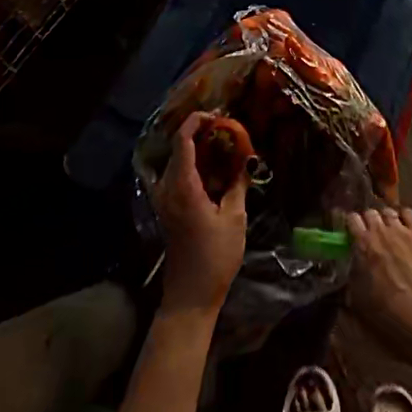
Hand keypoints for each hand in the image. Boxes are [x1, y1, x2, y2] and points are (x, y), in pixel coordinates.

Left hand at [154, 112, 247, 312]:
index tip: (218, 116)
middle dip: (200, 133)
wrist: (190, 295)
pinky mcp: (167, 208)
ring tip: (222, 146)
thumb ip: (238, 183)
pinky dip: (193, 165)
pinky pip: (177, 175)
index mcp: (181, 185)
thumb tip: (248, 159)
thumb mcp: (234, 218)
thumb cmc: (215, 256)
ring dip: (197, 149)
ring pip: (177, 161)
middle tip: (226, 130)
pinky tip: (212, 169)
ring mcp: (163, 198)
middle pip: (178, 148)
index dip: (196, 122)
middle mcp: (166, 187)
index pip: (183, 140)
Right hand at [347, 208, 411, 340]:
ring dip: (386, 220)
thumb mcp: (359, 299)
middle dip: (368, 222)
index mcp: (363, 244)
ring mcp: (401, 230)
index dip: (351, 225)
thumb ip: (352, 279)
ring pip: (388, 211)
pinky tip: (405, 228)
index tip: (351, 233)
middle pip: (370, 212)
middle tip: (370, 237)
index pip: (351, 219)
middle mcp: (380, 231)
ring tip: (388, 233)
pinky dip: (404, 217)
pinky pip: (409, 213)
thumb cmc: (389, 311)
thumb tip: (350, 273)